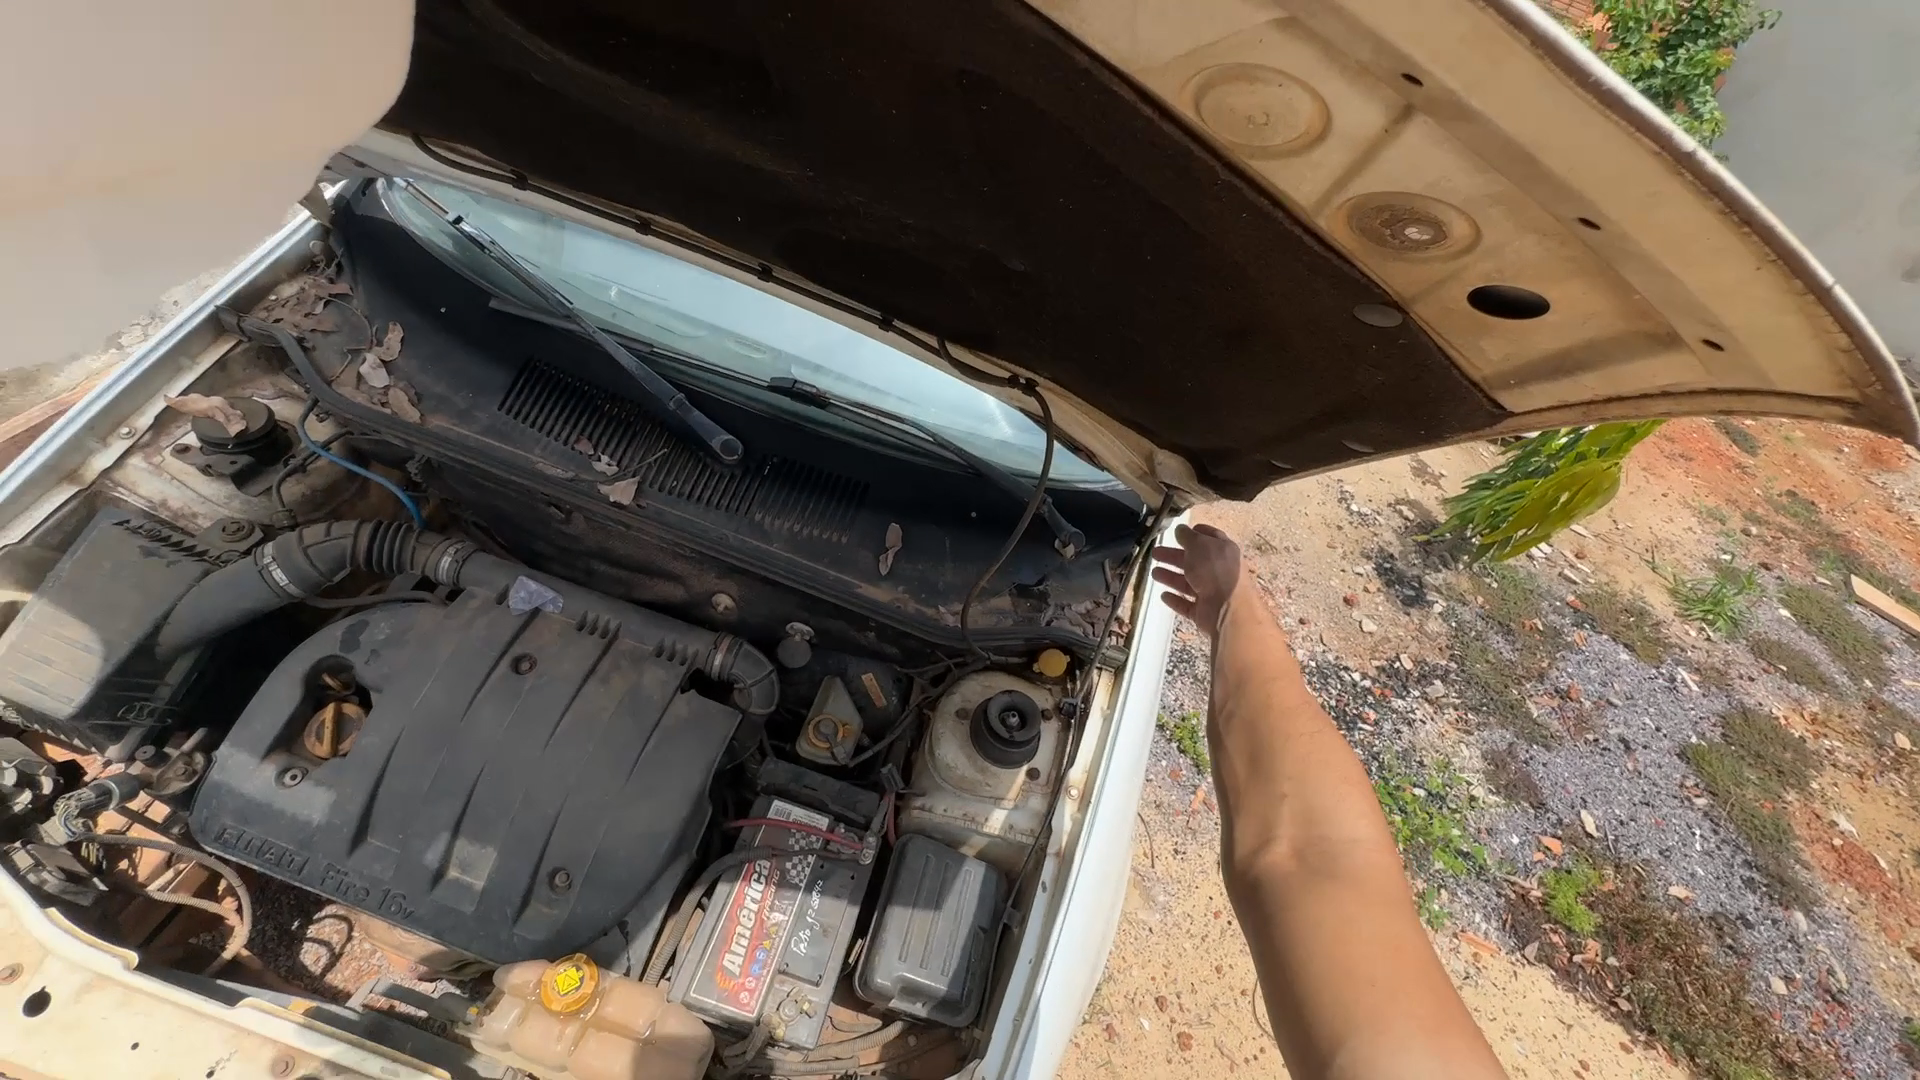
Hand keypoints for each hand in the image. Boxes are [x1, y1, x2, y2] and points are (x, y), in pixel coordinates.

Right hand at [1152, 523, 1245, 635]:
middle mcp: (1219, 571)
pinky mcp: (1204, 611)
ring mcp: (1212, 593)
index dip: (1195, 533)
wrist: (1228, 610)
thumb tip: (1180, 529)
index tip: (1179, 532)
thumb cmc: (1215, 571)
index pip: (1210, 538)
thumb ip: (1188, 537)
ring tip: (1154, 573)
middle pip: (1194, 561)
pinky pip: (1187, 604)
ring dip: (1171, 577)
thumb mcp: (1199, 545)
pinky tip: (1163, 595)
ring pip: (1188, 583)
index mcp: (1224, 552)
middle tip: (1155, 553)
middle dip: (1174, 556)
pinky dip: (1175, 599)